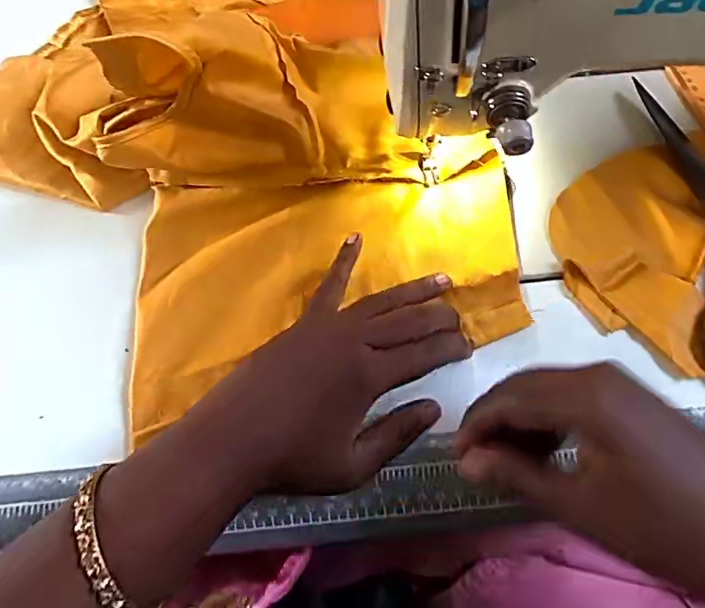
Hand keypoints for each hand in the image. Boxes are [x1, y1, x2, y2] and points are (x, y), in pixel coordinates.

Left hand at [185, 233, 472, 495]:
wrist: (234, 437)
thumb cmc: (294, 458)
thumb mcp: (352, 467)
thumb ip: (396, 435)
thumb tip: (434, 407)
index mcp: (369, 377)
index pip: (422, 355)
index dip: (449, 348)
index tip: (469, 344)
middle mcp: (354, 342)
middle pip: (407, 322)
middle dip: (438, 317)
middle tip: (461, 315)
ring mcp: (329, 326)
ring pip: (381, 301)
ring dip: (412, 290)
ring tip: (440, 280)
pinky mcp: (306, 321)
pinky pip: (331, 285)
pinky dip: (344, 260)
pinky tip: (356, 238)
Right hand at [454, 365, 704, 607]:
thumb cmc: (663, 526)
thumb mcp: (582, 506)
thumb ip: (518, 476)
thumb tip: (467, 461)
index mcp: (585, 392)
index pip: (511, 396)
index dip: (477, 423)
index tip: (455, 454)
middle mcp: (599, 374)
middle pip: (529, 385)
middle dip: (497, 418)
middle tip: (475, 458)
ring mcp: (621, 383)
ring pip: (552, 390)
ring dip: (524, 420)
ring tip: (508, 462)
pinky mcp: (636, 398)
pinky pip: (578, 397)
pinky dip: (553, 420)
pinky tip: (549, 451)